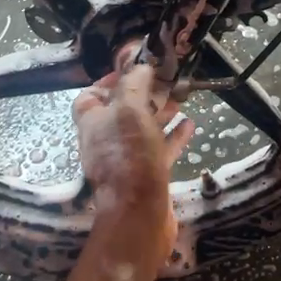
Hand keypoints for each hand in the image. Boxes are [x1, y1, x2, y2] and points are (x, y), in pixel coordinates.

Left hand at [71, 51, 194, 260]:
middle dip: (143, 94)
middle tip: (166, 80)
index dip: (108, 81)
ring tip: (181, 97)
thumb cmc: (130, 156)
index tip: (133, 70)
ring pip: (143, 129)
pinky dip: (173, 136)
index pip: (90, 96)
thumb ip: (134, 84)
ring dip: (160, 112)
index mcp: (93, 123)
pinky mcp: (147, 176)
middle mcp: (106, 141)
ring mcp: (127, 160)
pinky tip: (190, 125)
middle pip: (122, 111)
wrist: (139, 214)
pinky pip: (160, 150)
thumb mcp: (130, 110)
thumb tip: (140, 65)